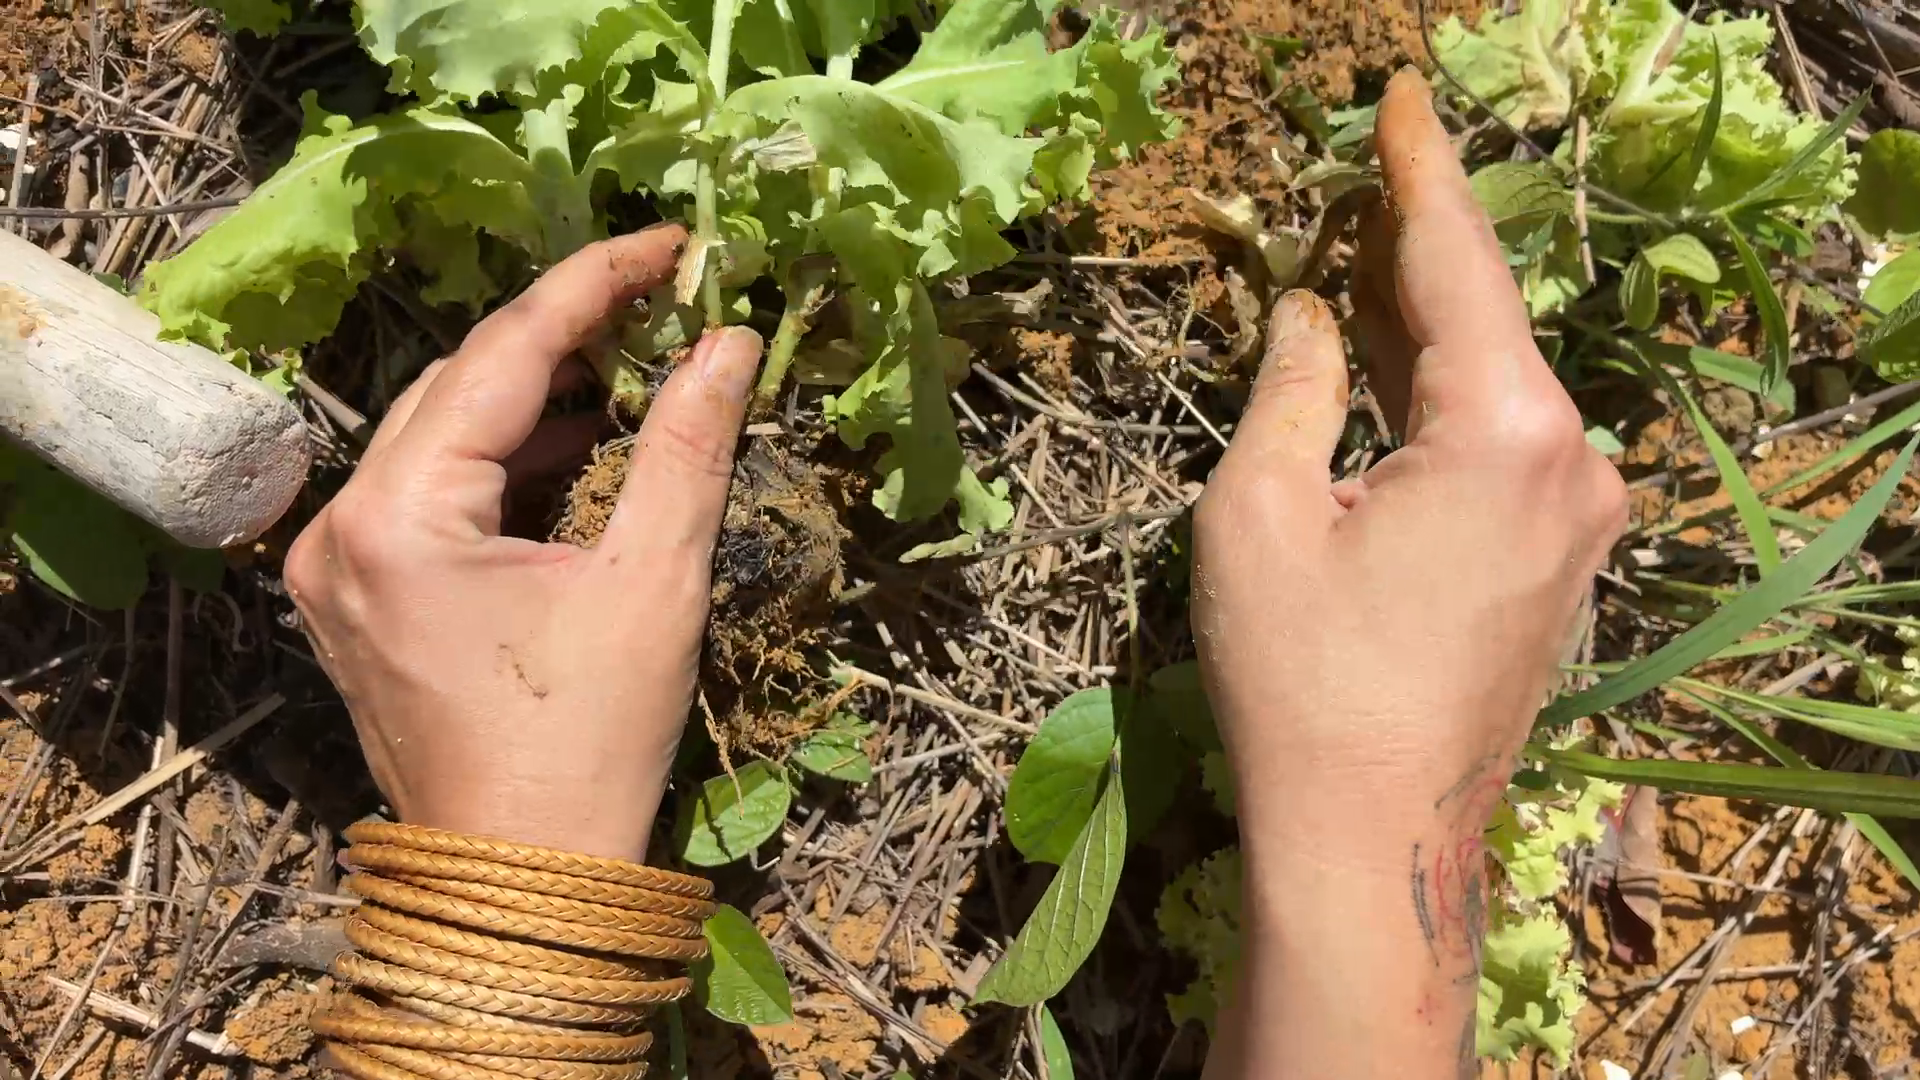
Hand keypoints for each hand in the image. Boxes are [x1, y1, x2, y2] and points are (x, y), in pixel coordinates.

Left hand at [285, 226, 763, 862]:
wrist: (529, 872)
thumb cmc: (596, 733)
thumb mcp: (656, 580)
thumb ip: (689, 449)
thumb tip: (732, 345)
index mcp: (399, 516)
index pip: (504, 357)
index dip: (594, 286)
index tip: (668, 244)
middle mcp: (344, 528)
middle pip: (467, 388)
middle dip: (569, 334)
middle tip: (659, 297)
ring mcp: (348, 567)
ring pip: (455, 439)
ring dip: (549, 399)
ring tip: (636, 367)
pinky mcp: (377, 600)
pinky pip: (450, 495)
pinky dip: (522, 464)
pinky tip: (584, 456)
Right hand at [1192, 70, 1628, 854]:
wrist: (1365, 829)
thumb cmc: (1295, 668)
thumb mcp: (1256, 511)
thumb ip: (1286, 390)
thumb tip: (1301, 313)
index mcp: (1506, 432)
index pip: (1453, 262)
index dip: (1415, 173)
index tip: (1403, 97)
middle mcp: (1574, 464)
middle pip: (1477, 325)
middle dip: (1404, 259)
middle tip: (1348, 197)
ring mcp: (1577, 524)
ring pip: (1482, 396)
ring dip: (1410, 343)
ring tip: (1344, 293)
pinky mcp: (1555, 572)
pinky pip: (1489, 456)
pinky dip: (1429, 413)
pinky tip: (1381, 403)